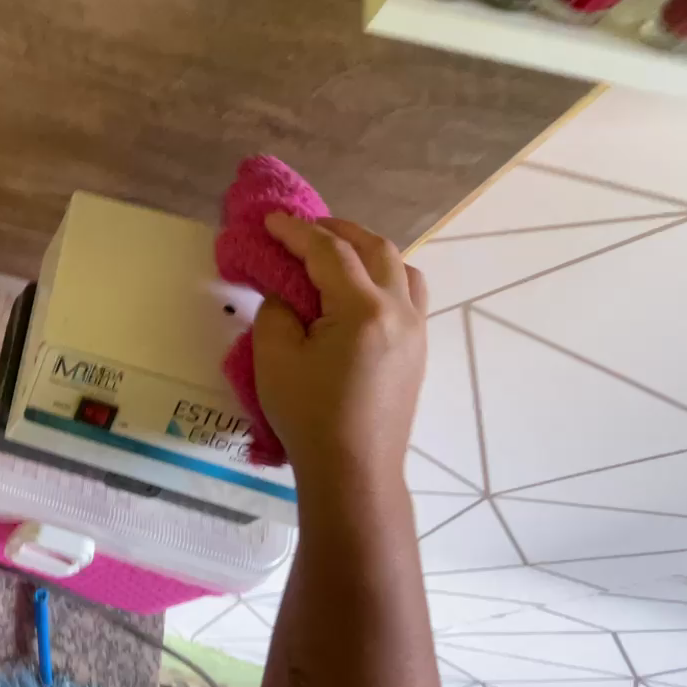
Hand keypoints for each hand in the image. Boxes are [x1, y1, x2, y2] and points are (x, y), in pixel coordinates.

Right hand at [253, 214, 427, 483]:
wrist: (353, 466)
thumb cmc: (308, 413)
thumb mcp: (274, 358)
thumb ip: (277, 312)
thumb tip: (288, 294)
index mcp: (363, 310)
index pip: (330, 254)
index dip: (297, 231)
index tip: (270, 219)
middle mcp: (400, 311)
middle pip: (376, 249)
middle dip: (337, 230)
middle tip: (301, 228)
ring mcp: (416, 329)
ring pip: (401, 267)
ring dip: (366, 249)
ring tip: (332, 251)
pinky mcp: (416, 348)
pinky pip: (407, 292)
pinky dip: (381, 274)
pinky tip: (355, 288)